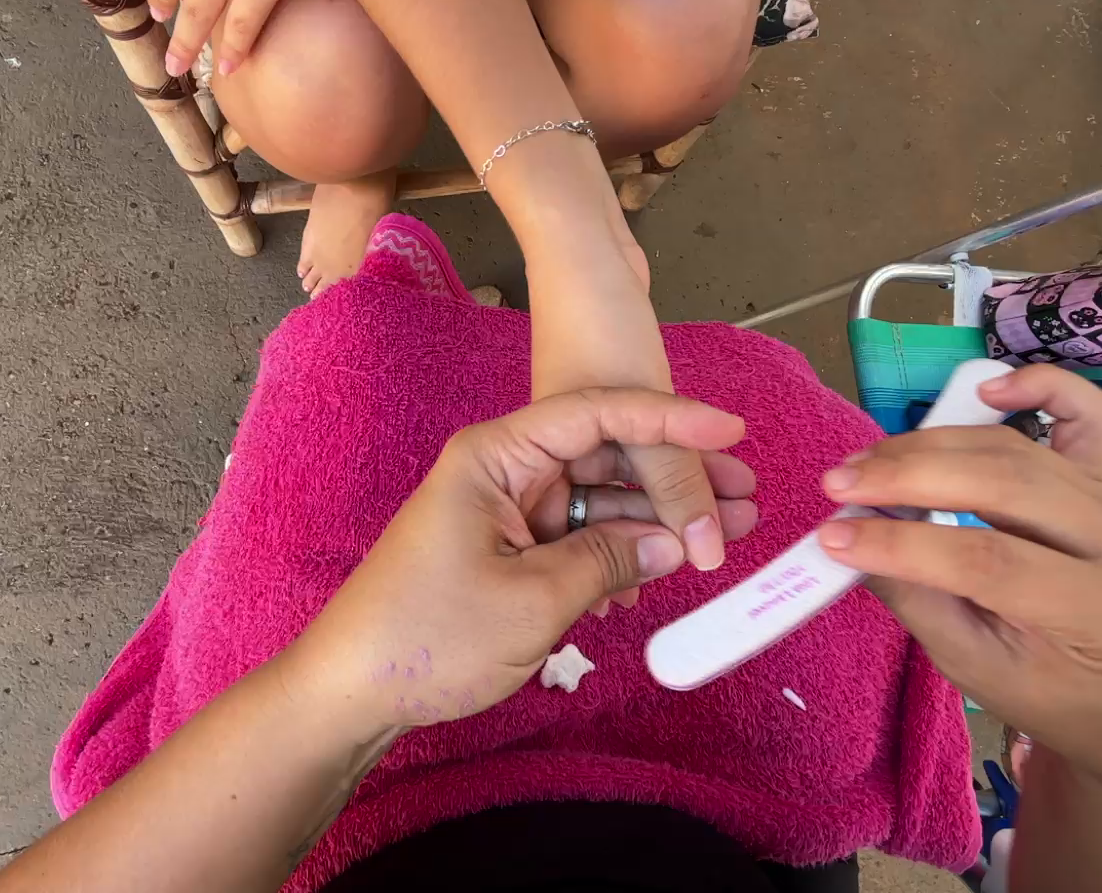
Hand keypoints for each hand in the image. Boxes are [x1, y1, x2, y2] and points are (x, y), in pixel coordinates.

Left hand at [284, 389, 754, 729]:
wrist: (354, 687)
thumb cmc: (431, 632)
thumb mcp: (532, 599)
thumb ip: (609, 561)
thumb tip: (674, 544)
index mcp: (498, 453)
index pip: (595, 414)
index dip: (668, 417)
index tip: (729, 427)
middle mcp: (507, 467)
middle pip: (604, 455)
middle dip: (674, 475)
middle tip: (746, 492)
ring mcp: (511, 507)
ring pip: (598, 497)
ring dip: (656, 514)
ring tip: (730, 526)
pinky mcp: (513, 544)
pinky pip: (578, 532)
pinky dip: (622, 546)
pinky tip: (671, 558)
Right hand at [524, 229, 733, 573]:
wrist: (585, 252)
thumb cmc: (597, 330)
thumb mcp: (637, 410)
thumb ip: (673, 482)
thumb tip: (708, 557)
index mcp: (540, 462)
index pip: (583, 526)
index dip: (628, 555)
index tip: (673, 579)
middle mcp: (557, 455)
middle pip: (609, 507)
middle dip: (663, 528)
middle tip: (723, 550)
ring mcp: (583, 433)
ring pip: (630, 481)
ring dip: (679, 497)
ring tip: (737, 519)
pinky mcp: (608, 411)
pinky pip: (638, 457)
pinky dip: (672, 471)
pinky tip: (710, 492)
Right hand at [813, 365, 1101, 783]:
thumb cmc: (1047, 694)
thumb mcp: (971, 666)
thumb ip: (912, 597)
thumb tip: (846, 534)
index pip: (988, 560)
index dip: (900, 543)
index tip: (830, 536)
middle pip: (1004, 485)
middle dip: (907, 477)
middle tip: (838, 484)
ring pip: (1014, 450)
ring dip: (928, 445)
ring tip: (866, 461)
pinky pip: (1086, 419)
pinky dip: (1040, 389)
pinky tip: (988, 387)